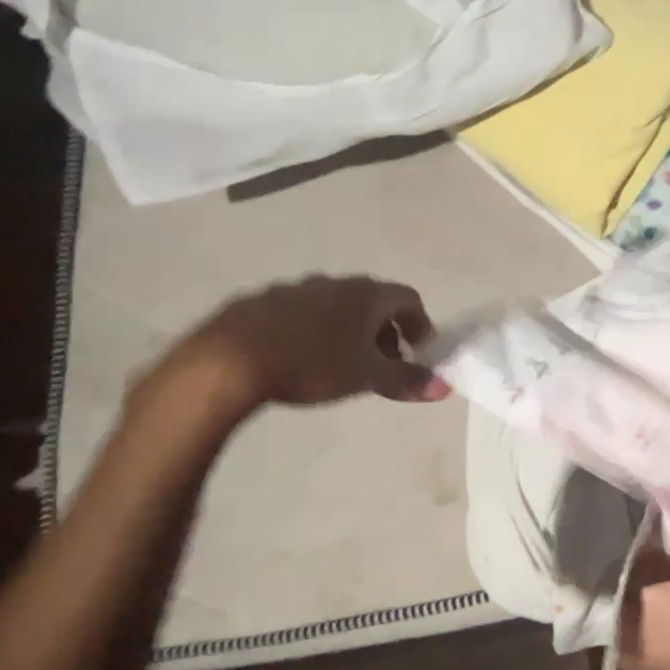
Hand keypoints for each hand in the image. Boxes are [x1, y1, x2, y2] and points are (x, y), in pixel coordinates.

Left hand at [164, 275, 452, 410]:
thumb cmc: (311, 365)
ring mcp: (290, 289)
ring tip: (337, 364)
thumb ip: (407, 380)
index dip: (420, 325)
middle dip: (382, 331)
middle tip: (381, 364)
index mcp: (365, 294)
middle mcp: (332, 283)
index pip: (408, 299)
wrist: (224, 364)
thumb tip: (445, 387)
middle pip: (371, 302)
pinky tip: (294, 359)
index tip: (418, 353)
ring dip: (344, 330)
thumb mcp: (367, 377)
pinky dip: (307, 331)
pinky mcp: (254, 304)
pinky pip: (294, 314)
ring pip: (331, 306)